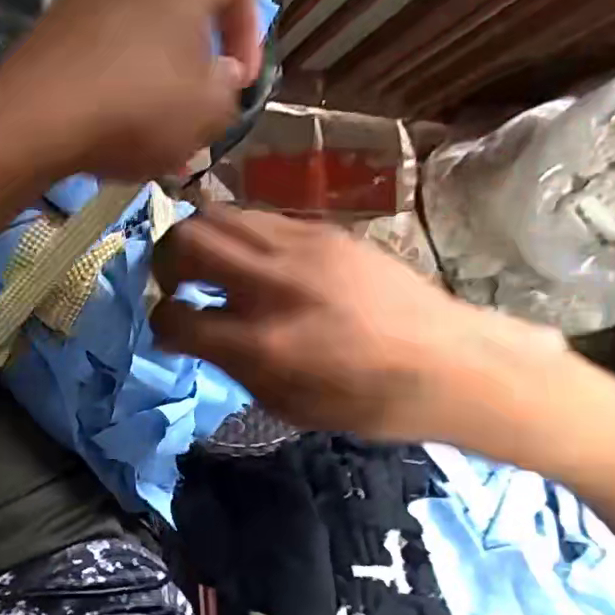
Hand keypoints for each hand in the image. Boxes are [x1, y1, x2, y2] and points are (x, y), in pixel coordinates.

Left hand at [0, 0, 261, 181]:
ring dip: (154, 81)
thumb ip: (228, 91)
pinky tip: (112, 126)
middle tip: (198, 108)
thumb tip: (219, 73)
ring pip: (141, 35)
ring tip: (154, 133)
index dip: (250, 39)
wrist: (29, 118)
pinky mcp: (52, 21)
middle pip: (186, 8)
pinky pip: (100, 49)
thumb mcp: (207, 112)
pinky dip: (114, 81)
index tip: (240, 85)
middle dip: (196, 64)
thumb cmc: (136, 105)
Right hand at [150, 207, 567, 442]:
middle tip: (177, 284)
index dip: (161, 323)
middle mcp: (272, 284)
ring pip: (214, 214)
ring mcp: (299, 248)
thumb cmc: (364, 399)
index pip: (174, 315)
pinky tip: (254, 261)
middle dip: (164, 262)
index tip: (171, 329)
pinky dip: (236, 236)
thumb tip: (185, 331)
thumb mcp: (281, 400)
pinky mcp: (322, 231)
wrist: (453, 363)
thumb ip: (225, 360)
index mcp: (261, 343)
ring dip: (197, 240)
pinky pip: (254, 217)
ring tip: (209, 265)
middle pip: (183, 241)